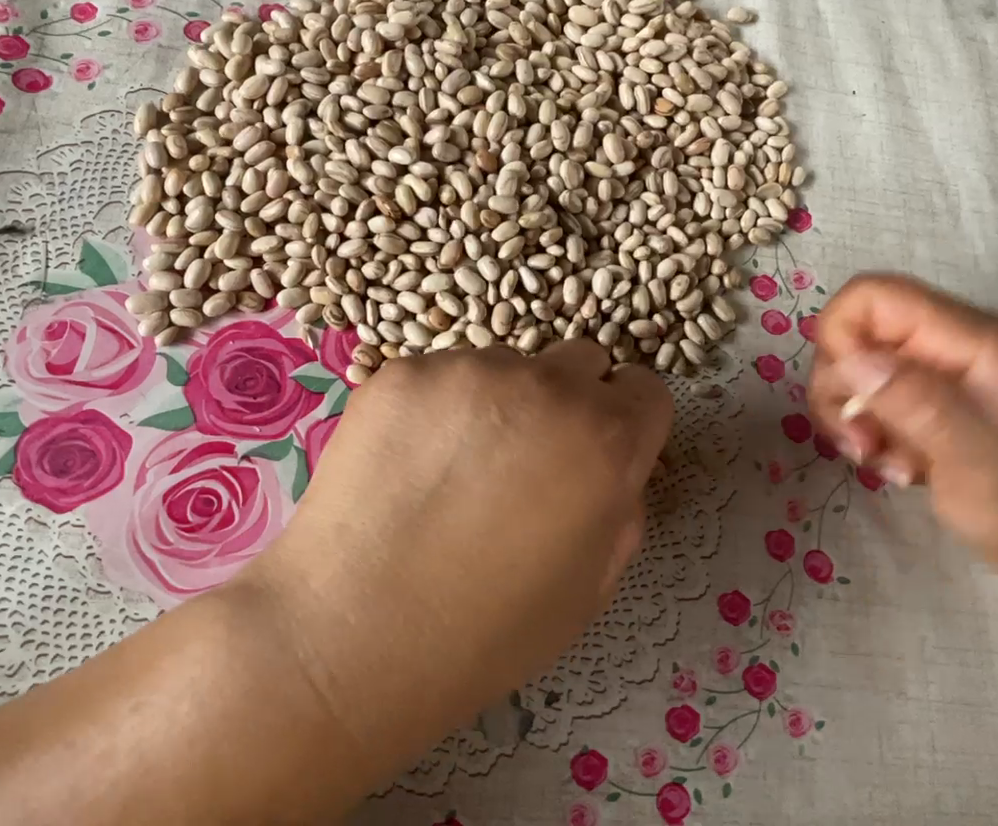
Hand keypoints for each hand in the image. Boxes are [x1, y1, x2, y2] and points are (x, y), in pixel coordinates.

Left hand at [239, 340, 672, 775]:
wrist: (352, 634)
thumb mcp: (591, 589)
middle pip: (580, 362)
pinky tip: (407, 464)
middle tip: (527, 460)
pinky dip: (436, 408)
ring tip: (452, 471)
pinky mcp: (402, 371)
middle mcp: (545, 385)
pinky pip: (441, 376)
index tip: (598, 455)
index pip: (645, 391)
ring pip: (507, 366)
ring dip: (499, 403)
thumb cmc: (486, 631)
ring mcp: (467, 369)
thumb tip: (612, 471)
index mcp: (605, 438)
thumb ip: (622, 510)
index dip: (627, 425)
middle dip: (570, 402)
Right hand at [805, 274, 997, 591]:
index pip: (872, 296)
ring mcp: (943, 375)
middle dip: (841, 390)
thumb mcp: (987, 467)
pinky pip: (877, 402)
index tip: (850, 402)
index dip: (840, 339)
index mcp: (971, 341)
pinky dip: (873, 435)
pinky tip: (901, 471)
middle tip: (863, 448)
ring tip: (884, 465)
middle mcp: (951, 346)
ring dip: (852, 419)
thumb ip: (919, 407)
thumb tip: (850, 358)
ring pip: (857, 369)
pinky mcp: (936, 404)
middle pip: (855, 333)